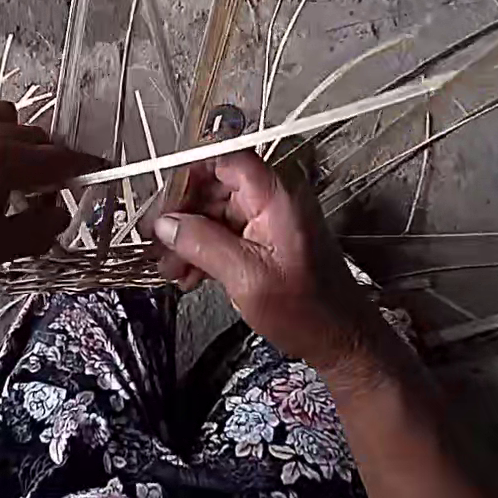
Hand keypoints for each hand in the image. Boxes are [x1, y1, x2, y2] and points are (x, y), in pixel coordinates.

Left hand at [0, 102, 106, 296]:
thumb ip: (39, 229)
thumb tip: (60, 210)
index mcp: (3, 161)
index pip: (61, 159)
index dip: (85, 166)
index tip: (99, 170)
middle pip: (38, 136)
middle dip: (51, 160)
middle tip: (47, 189)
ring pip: (8, 118)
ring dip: (20, 140)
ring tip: (8, 171)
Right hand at [148, 152, 385, 371]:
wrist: (339, 338)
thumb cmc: (307, 310)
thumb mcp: (247, 277)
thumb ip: (203, 243)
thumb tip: (166, 224)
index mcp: (276, 194)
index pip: (224, 158)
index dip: (189, 174)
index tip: (164, 201)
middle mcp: (273, 195)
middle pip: (214, 184)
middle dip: (182, 213)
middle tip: (158, 241)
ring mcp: (268, 214)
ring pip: (214, 208)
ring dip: (189, 236)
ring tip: (171, 267)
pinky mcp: (264, 233)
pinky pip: (224, 228)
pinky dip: (204, 247)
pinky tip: (190, 272)